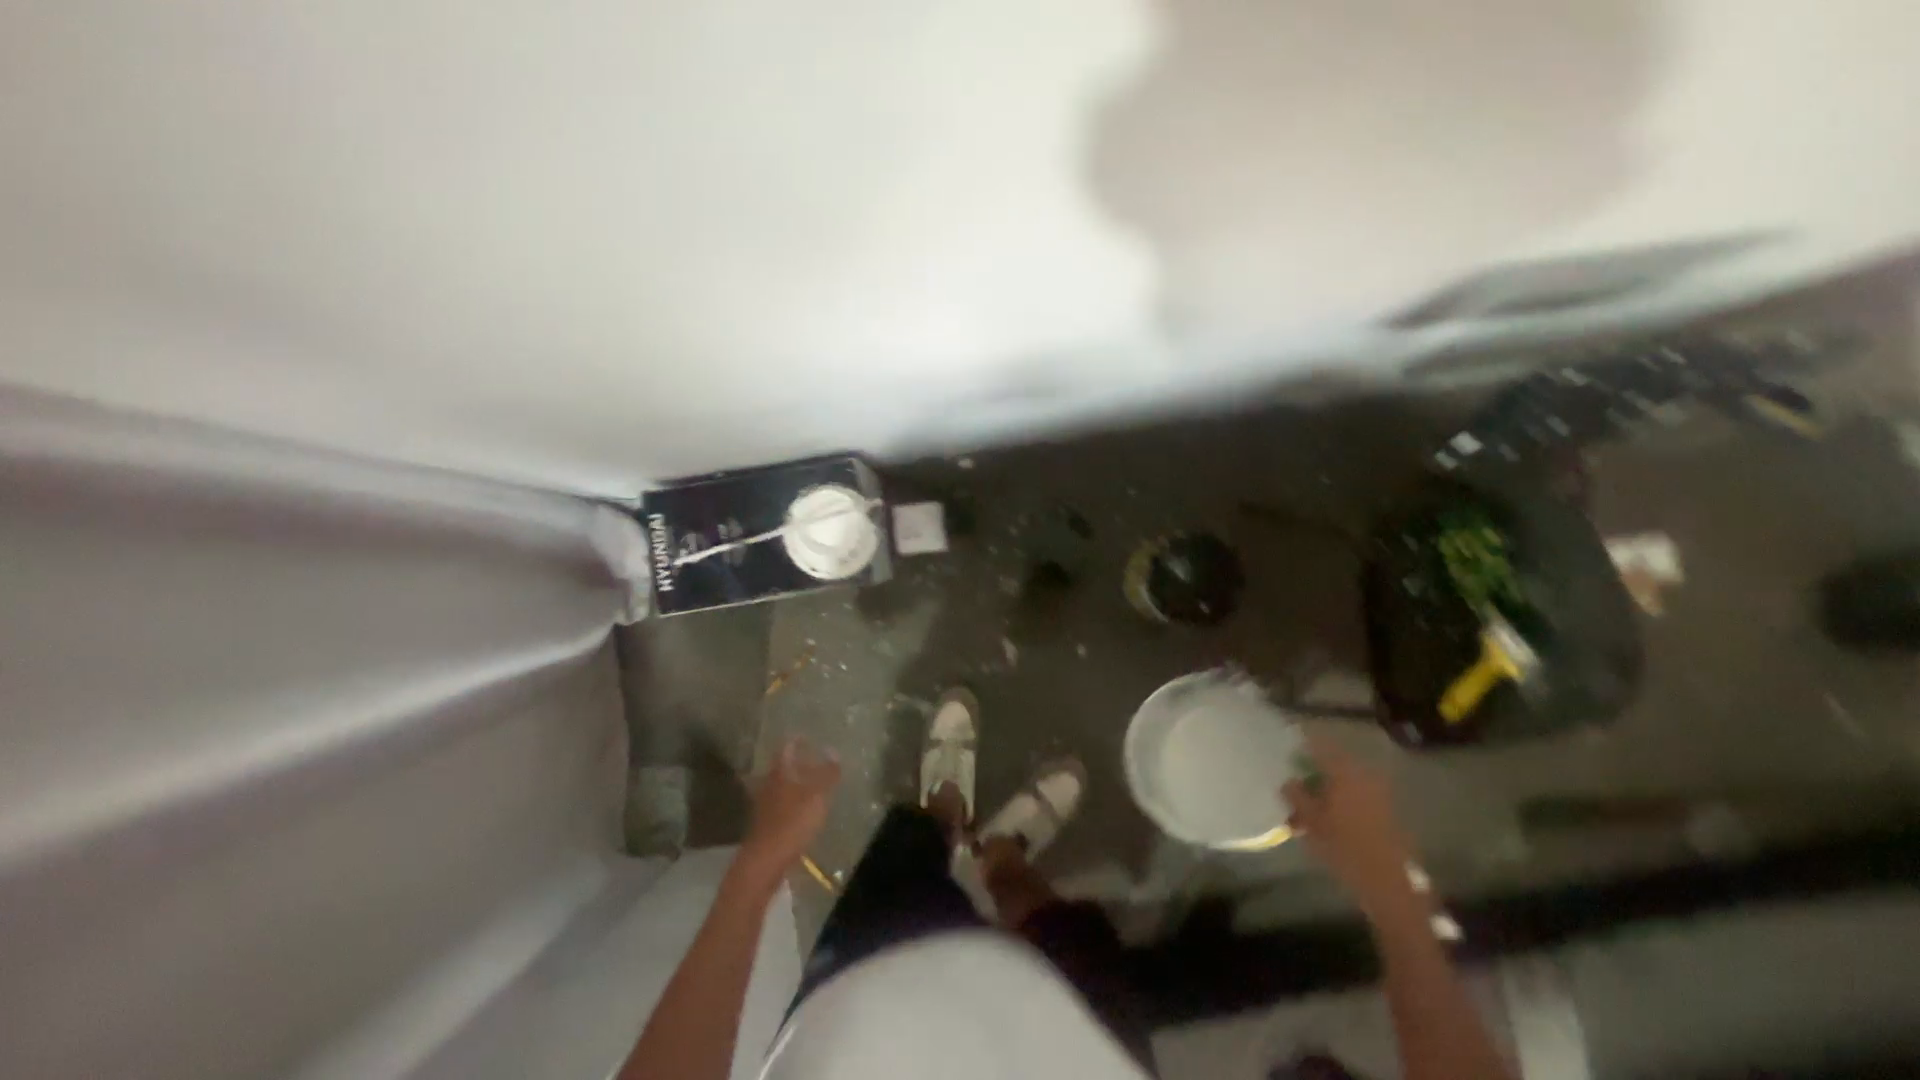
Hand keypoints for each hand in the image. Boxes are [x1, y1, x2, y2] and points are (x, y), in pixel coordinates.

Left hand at [733, 737, 840, 895]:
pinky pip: (780, 805)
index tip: (805, 735)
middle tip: (811, 758)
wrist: (765, 862)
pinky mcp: (766, 825)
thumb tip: (834, 750)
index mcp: (779, 774)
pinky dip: (791, 802)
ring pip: (780, 787)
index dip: (795, 741)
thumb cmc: (792, 823)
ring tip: (810, 783)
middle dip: (795, 762)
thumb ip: (826, 774)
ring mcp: (764, 807)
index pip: (786, 749)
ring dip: (793, 783)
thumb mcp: (817, 797)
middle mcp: (768, 786)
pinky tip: (801, 810)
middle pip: (781, 768)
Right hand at [1282, 733, 1417, 915]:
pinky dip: (1340, 802)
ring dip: (1326, 790)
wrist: (1390, 883)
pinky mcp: (1385, 810)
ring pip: (1344, 782)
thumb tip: (1288, 780)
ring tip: (1306, 810)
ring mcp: (1378, 792)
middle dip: (1312, 771)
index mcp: (1345, 772)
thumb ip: (1297, 796)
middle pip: (1333, 763)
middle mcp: (1364, 775)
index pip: (1320, 744)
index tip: (1288, 738)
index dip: (1303, 739)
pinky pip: (1356, 796)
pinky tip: (1327, 820)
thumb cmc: (1345, 849)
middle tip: (1294, 784)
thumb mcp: (1312, 822)